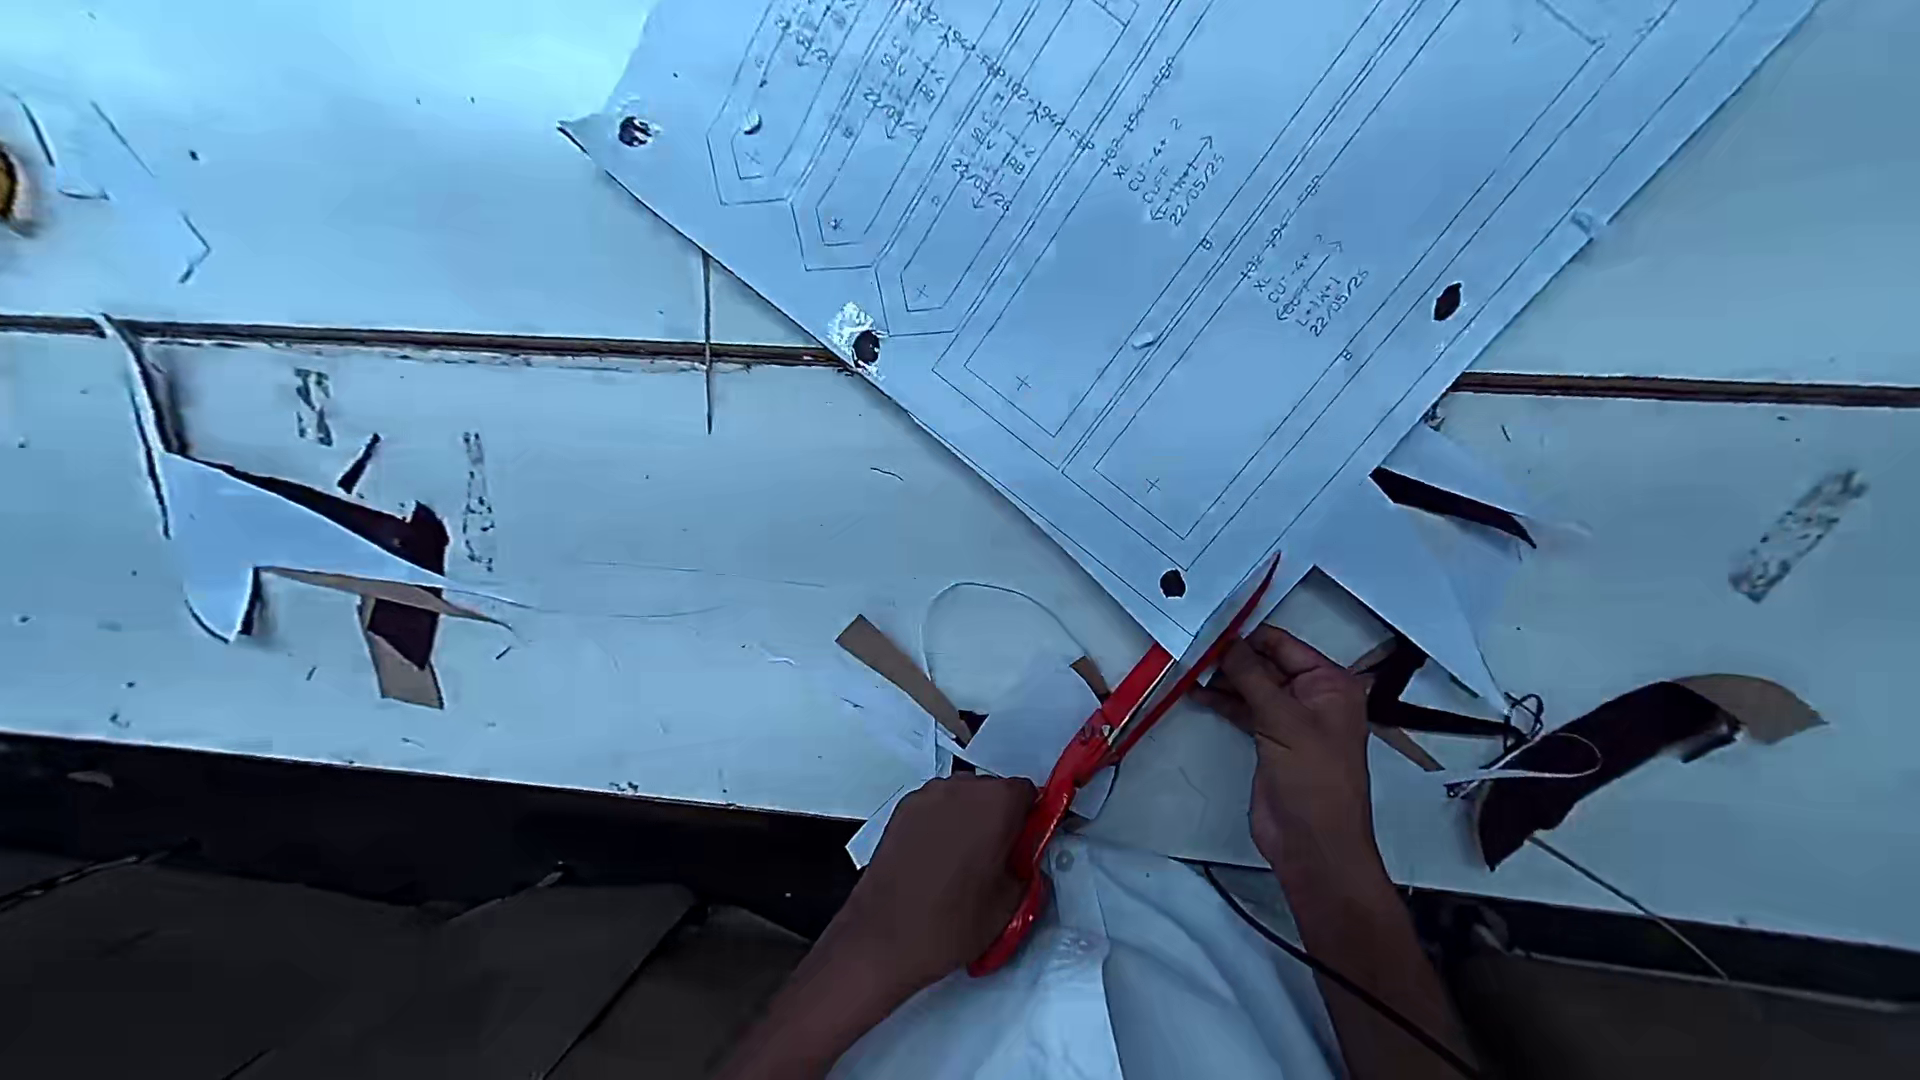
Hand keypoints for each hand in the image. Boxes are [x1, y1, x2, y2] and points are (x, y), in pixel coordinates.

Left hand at [827, 774, 1034, 994]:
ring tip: (962, 861)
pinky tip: (935, 858)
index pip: (1028, 792)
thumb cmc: (950, 923)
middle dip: (1000, 817)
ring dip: (970, 817)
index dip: (1030, 817)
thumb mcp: (1009, 904)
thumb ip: (1026, 868)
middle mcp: (963, 787)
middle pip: (994, 790)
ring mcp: (929, 793)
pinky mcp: (904, 806)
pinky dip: (942, 821)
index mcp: (997, 804)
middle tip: (996, 857)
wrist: (884, 936)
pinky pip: (936, 805)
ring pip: (963, 796)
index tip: (1026, 842)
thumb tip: (1024, 859)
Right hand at [1192, 626, 1379, 877]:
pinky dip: (1221, 699)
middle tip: (1194, 645)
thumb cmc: (1315, 781)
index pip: (1283, 645)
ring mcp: (1289, 717)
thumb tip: (1227, 642)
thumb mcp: (1283, 719)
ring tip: (1189, 665)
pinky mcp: (1268, 737)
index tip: (1212, 626)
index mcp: (1330, 685)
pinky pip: (1242, 707)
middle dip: (1231, 656)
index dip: (1248, 635)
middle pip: (1265, 663)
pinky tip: (1196, 691)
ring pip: (1250, 684)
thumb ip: (1252, 676)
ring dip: (1222, 677)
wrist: (1312, 843)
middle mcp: (1311, 696)